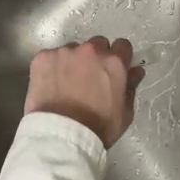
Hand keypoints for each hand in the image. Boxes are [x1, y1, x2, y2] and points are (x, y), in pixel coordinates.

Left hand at [25, 37, 145, 147]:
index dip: (119, 57)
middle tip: (89, 78)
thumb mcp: (125, 113)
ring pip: (73, 50)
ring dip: (73, 61)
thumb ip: (131, 87)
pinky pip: (51, 56)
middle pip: (97, 44)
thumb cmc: (98, 128)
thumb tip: (136, 71)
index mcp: (114, 62)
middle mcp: (90, 51)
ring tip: (67, 84)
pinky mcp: (43, 57)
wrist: (61, 135)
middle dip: (96, 57)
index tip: (113, 69)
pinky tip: (51, 84)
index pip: (122, 46)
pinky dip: (52, 67)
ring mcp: (65, 52)